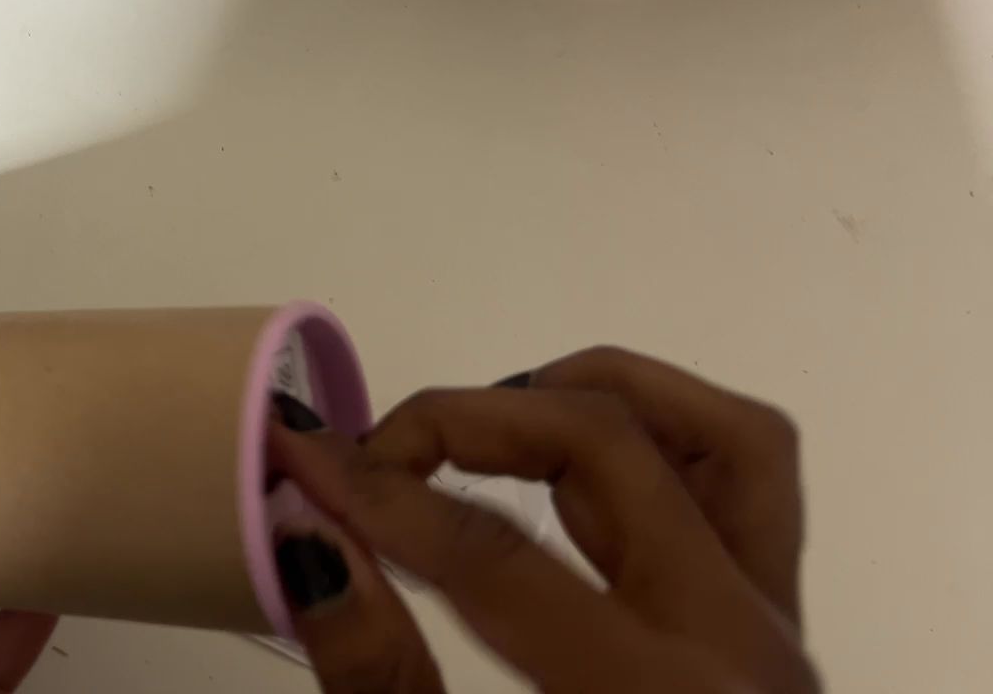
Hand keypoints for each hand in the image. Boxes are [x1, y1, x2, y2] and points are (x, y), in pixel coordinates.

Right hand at [266, 347, 816, 693]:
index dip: (372, 492)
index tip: (292, 451)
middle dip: (454, 424)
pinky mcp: (764, 611)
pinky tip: (547, 450)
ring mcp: (774, 622)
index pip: (492, 550)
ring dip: (562, 399)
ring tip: (464, 434)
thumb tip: (304, 526)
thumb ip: (372, 669)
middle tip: (370, 461)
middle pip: (597, 442)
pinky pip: (737, 465)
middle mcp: (748, 645)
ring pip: (704, 428)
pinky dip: (637, 420)